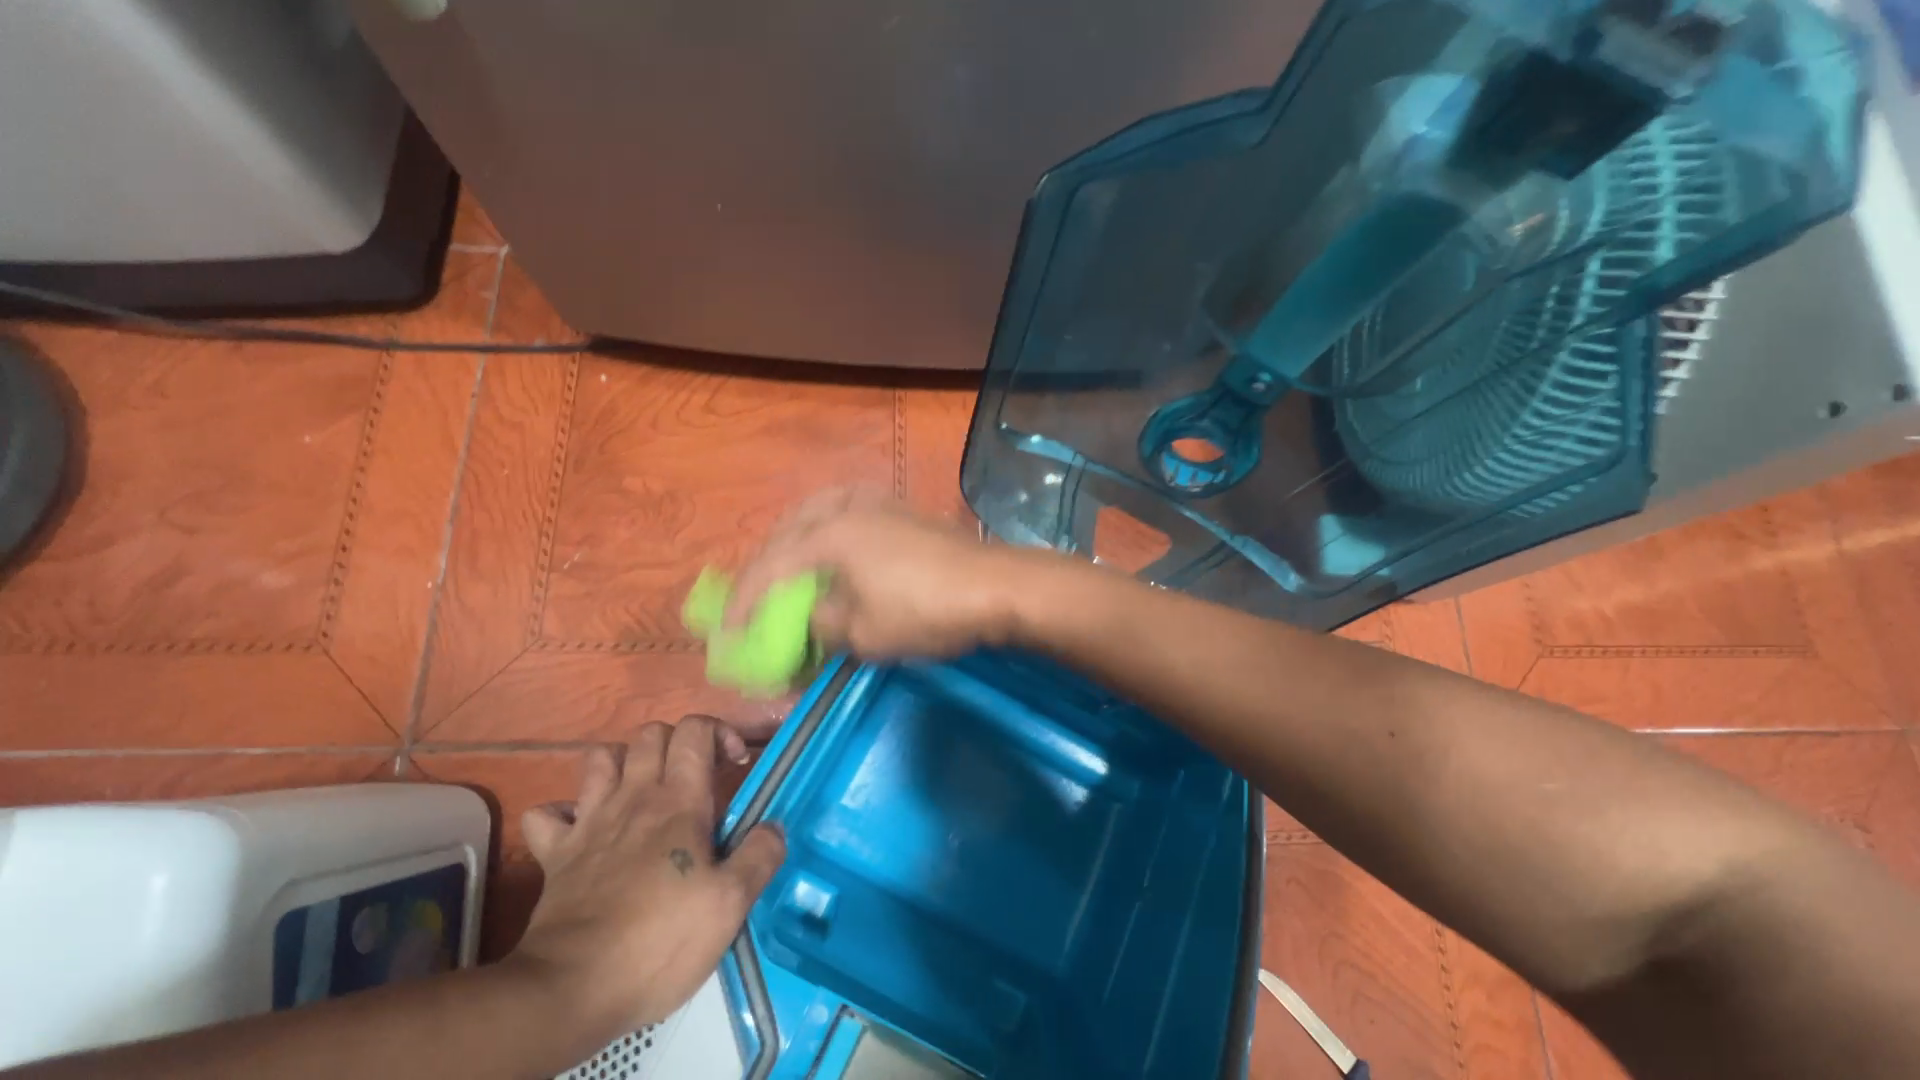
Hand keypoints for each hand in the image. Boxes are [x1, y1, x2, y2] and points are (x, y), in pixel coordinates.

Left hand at [506, 718, 785, 1052]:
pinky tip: (583, 830)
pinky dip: (564, 813)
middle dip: (677, 743)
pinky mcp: (555, 854)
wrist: (573, 987)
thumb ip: (760, 856)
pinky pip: (547, 813)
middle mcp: (632, 798)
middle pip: (650, 734)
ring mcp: (588, 822)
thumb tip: (773, 827)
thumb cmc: (661, 942)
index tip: (735, 766)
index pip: (695, 731)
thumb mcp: (731, 905)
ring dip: (623, 764)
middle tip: (696, 780)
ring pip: (599, 759)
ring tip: (643, 792)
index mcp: (679, 802)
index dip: (719, 734)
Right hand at [727, 491, 1041, 659]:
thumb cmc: (926, 612)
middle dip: (766, 566)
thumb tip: (812, 619)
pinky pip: (845, 514)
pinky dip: (826, 534)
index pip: (769, 568)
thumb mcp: (863, 634)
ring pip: (816, 514)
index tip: (727, 633)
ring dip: (794, 542)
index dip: (744, 602)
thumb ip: (821, 624)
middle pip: (788, 531)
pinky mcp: (902, 510)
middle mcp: (845, 507)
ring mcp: (877, 503)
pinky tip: (833, 552)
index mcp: (827, 535)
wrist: (998, 587)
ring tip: (787, 570)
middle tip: (755, 598)